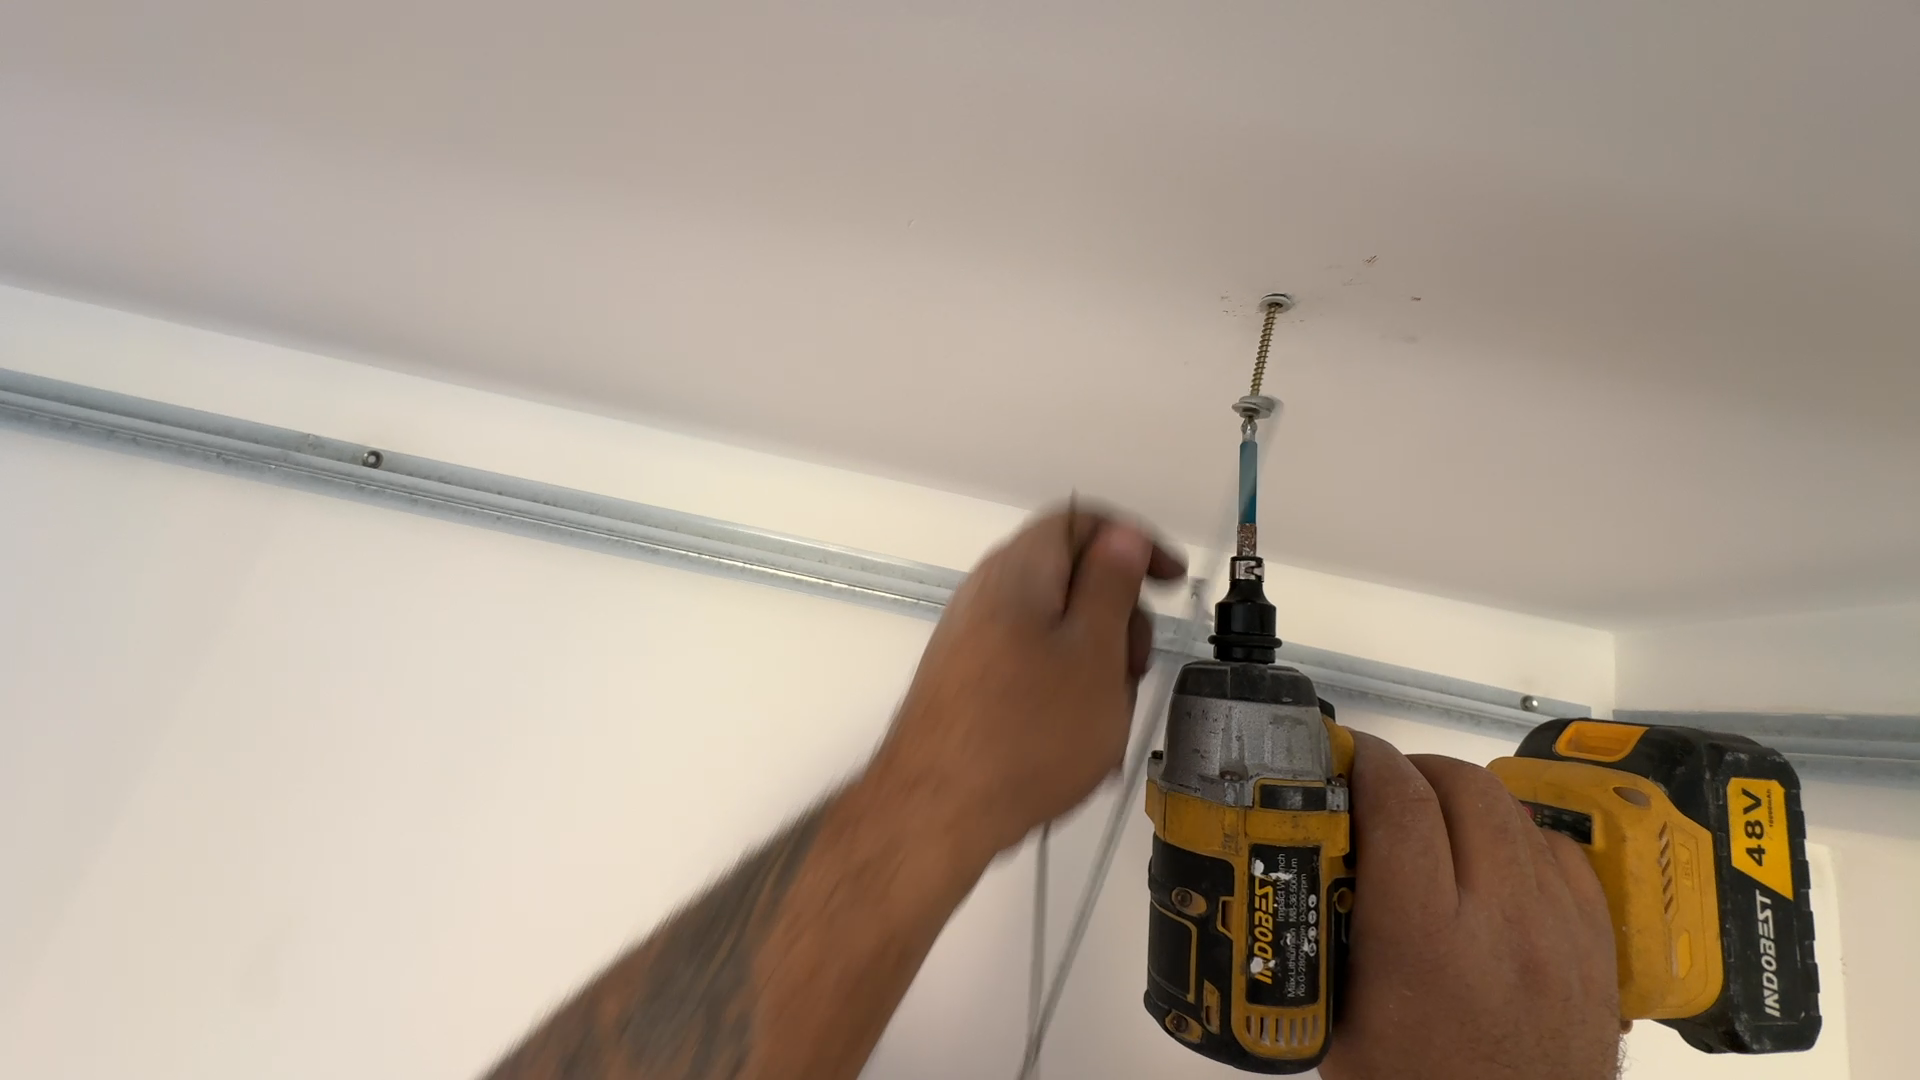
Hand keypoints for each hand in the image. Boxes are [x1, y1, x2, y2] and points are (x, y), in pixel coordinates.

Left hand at [866, 504, 1184, 860]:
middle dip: (1115, 615)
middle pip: (1067, 577)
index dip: (1132, 542)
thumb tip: (1122, 537)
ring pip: (1053, 629)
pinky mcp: (965, 678)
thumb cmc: (1027, 732)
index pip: (1081, 522)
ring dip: (1093, 661)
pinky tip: (1074, 736)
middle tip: (1134, 667)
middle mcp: (986, 592)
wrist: (935, 810)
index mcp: (1018, 569)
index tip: (1168, 581)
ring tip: (1106, 716)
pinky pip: (1028, 663)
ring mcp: (971, 637)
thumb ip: (1111, 585)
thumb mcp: (1094, 653)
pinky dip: (1062, 686)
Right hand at [1322, 734, 1621, 1079]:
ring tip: (1428, 818)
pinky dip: (1515, 835)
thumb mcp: (1332, 1003)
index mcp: (1425, 937)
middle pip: (1464, 789)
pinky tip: (1487, 860)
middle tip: (1379, 787)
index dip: (1370, 760)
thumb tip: (1301, 840)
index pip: (1402, 806)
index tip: (1343, 752)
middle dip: (1414, 768)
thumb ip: (1322, 916)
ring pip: (1513, 810)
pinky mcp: (1600, 949)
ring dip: (1461, 796)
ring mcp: (1562, 933)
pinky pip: (1558, 851)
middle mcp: (1503, 922)